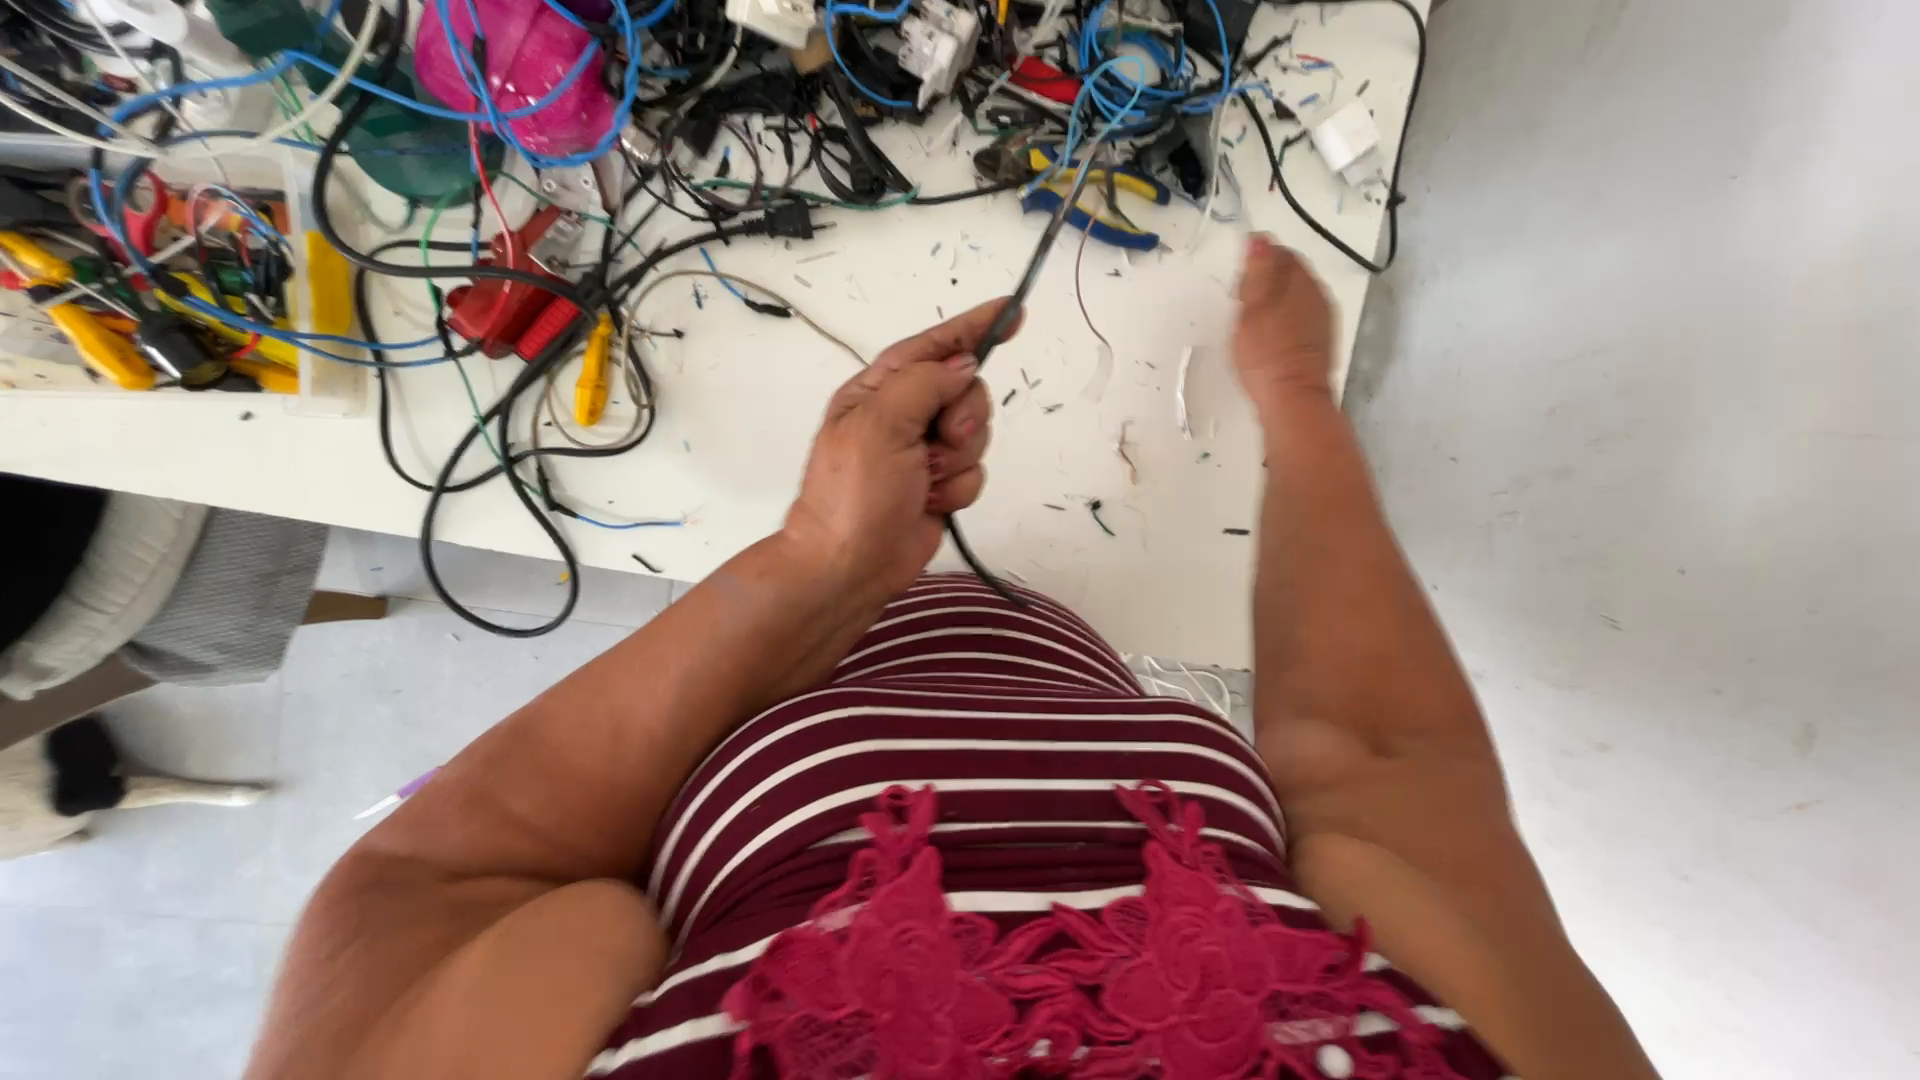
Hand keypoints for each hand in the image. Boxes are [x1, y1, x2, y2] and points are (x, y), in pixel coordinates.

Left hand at [781, 299, 1017, 599]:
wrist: (852, 565)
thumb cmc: (854, 493)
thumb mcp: (879, 424)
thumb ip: (923, 383)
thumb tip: (963, 366)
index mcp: (879, 390)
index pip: (933, 347)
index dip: (972, 328)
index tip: (1012, 312)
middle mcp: (906, 415)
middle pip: (966, 390)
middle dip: (962, 416)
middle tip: (940, 442)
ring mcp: (926, 452)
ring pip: (976, 433)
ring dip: (957, 460)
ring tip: (926, 481)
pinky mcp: (943, 485)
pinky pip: (975, 472)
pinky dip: (958, 489)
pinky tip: (933, 503)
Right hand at [1234, 234, 1336, 410]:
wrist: (1293, 399)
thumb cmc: (1266, 353)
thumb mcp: (1253, 308)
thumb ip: (1257, 271)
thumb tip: (1260, 237)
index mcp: (1302, 282)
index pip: (1281, 254)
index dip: (1257, 263)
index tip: (1239, 285)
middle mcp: (1319, 296)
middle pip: (1291, 276)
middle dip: (1266, 282)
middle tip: (1241, 305)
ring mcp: (1323, 322)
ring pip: (1296, 299)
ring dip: (1274, 304)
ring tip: (1252, 325)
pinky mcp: (1320, 345)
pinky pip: (1300, 321)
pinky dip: (1283, 323)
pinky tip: (1269, 341)